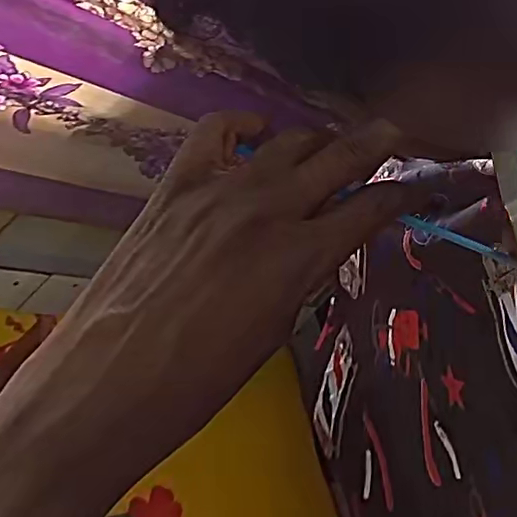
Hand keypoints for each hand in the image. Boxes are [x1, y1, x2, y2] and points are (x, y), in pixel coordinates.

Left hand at [0, 112, 425, 516]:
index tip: (417, 185)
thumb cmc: (197, 381)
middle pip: (342, 156)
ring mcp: (222, 188)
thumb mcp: (275, 330)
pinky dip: (244, 126)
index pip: (371, 207)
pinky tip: (255, 134)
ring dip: (318, 140)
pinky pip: (219, 130)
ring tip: (327, 146)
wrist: (100, 390)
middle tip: (395, 134)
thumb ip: (308, 272)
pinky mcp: (179, 183)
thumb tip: (327, 240)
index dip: (402, 193)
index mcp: (299, 256)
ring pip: (290, 139)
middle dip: (378, 141)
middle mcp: (269, 209)